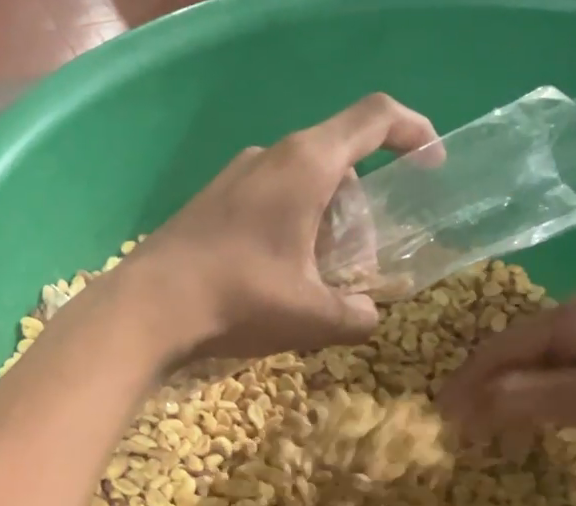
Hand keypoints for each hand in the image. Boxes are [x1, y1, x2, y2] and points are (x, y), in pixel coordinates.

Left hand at [115, 93, 439, 365]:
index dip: (413, 132)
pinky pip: (260, 205)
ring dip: (317, 225)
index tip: (429, 164)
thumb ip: (355, 316)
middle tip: (357, 265)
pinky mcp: (203, 206)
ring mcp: (229, 179)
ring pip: (295, 188)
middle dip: (359, 211)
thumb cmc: (238, 300)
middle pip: (335, 164)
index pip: (375, 118)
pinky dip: (281, 231)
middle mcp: (268, 158)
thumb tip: (367, 317)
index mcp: (306, 163)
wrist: (146, 309)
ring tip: (312, 281)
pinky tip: (269, 280)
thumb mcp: (310, 317)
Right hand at [437, 282, 575, 468]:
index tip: (435, 422)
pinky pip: (569, 373)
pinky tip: (538, 421)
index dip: (463, 384)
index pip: (499, 347)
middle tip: (457, 431)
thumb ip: (523, 399)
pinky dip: (543, 398)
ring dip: (511, 395)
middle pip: (518, 351)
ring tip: (486, 430)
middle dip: (483, 388)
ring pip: (542, 364)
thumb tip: (459, 406)